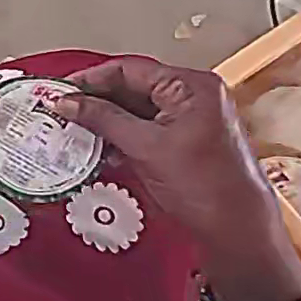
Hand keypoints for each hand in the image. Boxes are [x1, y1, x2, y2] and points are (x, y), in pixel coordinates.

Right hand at [54, 57, 300, 300]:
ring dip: (106, 118)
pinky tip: (99, 145)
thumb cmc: (206, 187)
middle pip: (132, 86)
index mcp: (191, 86)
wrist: (236, 231)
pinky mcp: (185, 139)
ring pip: (136, 108)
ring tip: (76, 128)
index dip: (91, 79)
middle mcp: (193, 95)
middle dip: (97, 99)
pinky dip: (122, 134)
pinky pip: (146, 127)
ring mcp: (190, 117)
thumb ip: (103, 118)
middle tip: (64, 110)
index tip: (63, 90)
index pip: (130, 69)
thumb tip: (68, 102)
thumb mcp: (145, 147)